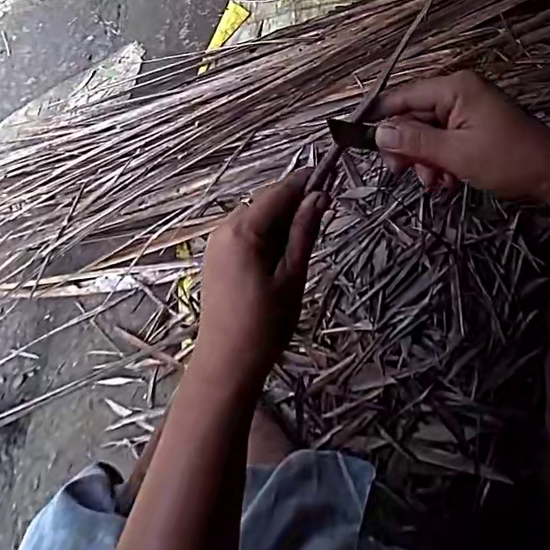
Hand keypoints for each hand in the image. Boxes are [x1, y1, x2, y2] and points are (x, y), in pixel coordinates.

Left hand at [190, 171, 327, 395]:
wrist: (226, 367)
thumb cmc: (264, 325)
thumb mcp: (293, 276)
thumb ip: (305, 231)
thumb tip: (320, 195)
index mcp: (242, 230)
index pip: (279, 191)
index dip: (306, 183)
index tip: (332, 182)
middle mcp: (224, 228)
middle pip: (267, 200)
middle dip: (295, 203)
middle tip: (324, 218)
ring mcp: (217, 243)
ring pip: (258, 215)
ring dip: (283, 219)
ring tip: (303, 246)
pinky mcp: (217, 257)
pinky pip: (247, 231)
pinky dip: (268, 233)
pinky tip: (282, 256)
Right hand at [372, 71, 549, 199]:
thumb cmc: (508, 160)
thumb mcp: (456, 154)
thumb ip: (415, 142)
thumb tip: (378, 133)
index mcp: (455, 87)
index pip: (404, 96)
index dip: (379, 117)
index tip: (357, 137)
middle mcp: (459, 92)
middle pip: (414, 116)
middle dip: (407, 147)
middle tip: (399, 173)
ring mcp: (468, 109)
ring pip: (428, 132)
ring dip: (424, 159)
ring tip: (435, 183)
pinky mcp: (474, 126)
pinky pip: (445, 139)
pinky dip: (440, 160)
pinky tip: (447, 181)